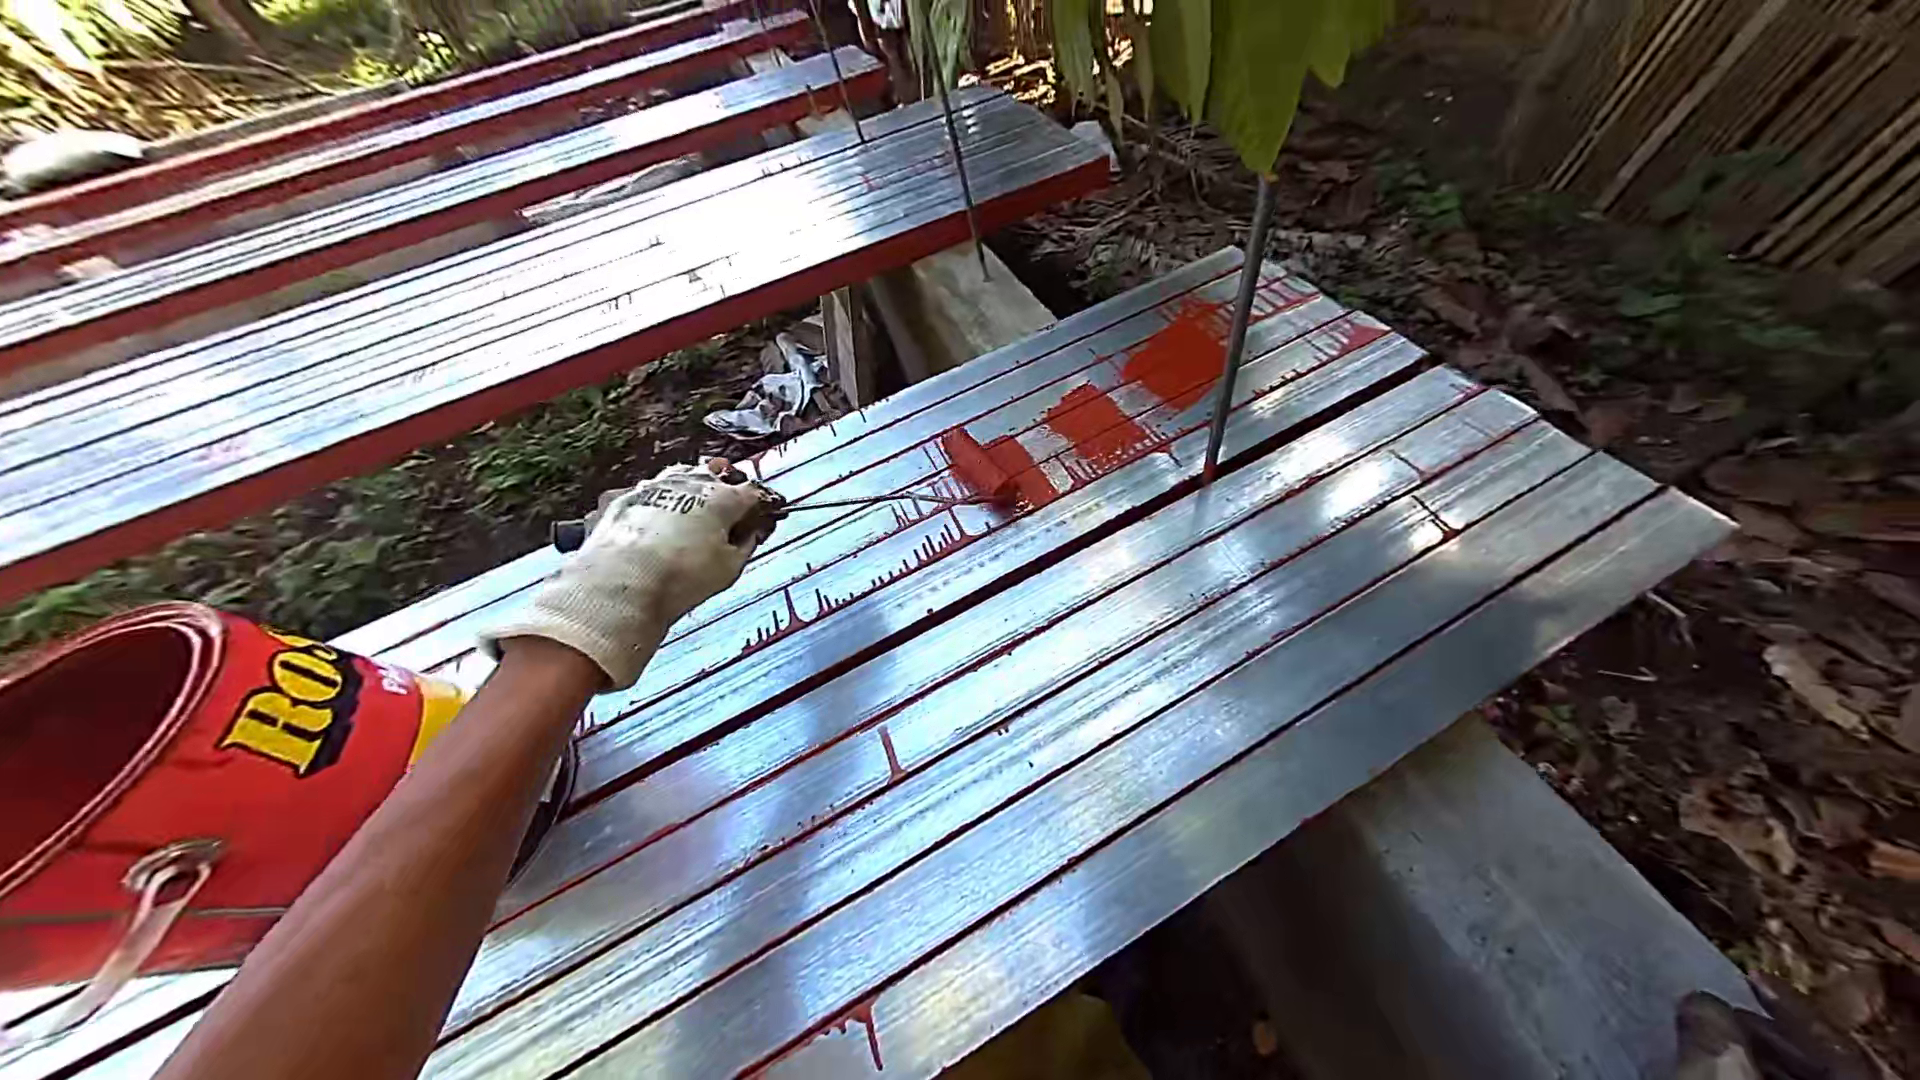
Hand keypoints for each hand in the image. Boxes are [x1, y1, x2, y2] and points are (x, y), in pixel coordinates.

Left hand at [481, 460, 776, 688]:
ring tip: (697, 512)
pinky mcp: (627, 497)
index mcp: (724, 498)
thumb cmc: (682, 577)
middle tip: (731, 512)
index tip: (764, 516)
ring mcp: (656, 486)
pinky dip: (663, 501)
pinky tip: (663, 521)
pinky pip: (653, 492)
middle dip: (728, 489)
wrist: (623, 584)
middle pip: (717, 474)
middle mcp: (691, 482)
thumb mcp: (731, 567)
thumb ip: (746, 543)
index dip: (762, 505)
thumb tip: (749, 534)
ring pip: (683, 476)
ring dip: (694, 489)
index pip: (753, 492)